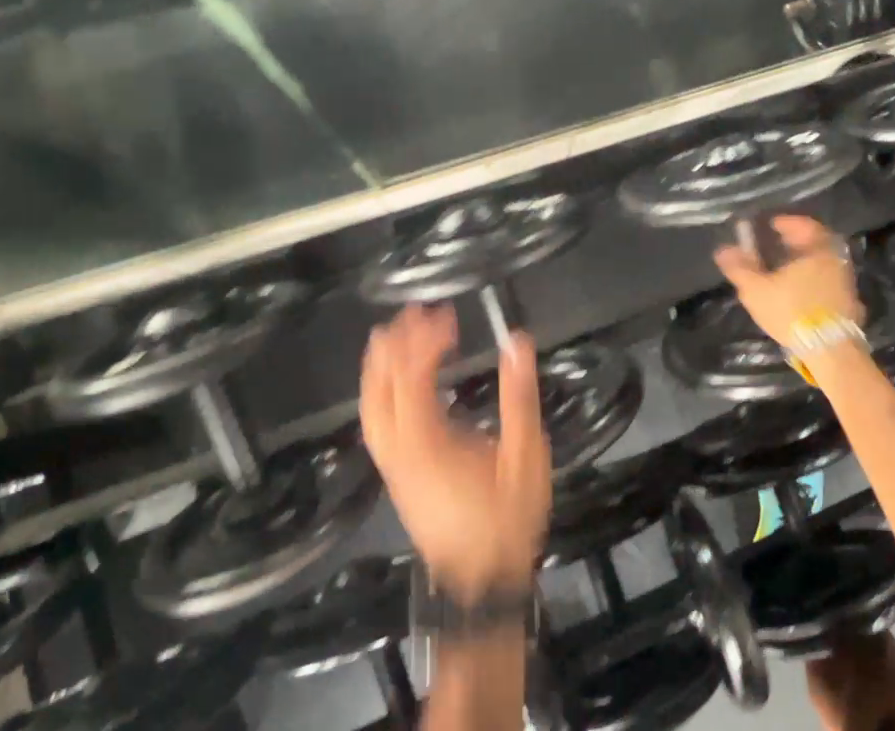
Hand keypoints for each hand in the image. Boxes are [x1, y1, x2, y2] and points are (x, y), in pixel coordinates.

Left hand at [360, 304, 551, 600]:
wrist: (480, 581)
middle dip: (392, 346)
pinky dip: (379, 392)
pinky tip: (396, 382)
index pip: (412, 379)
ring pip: (370, 408)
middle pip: (378, 390)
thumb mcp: (524, 456)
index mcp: (427, 443)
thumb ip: (519, 396)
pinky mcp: (396, 476)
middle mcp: (399, 451)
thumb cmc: (505, 519)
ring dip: (379, 368)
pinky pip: (376, 423)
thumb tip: (517, 343)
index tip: (447, 317)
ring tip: (395, 336)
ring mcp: (392, 466)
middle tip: (415, 313)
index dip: (423, 342)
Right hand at [714, 216, 864, 346]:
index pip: (805, 225)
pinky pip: (828, 283)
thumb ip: (740, 268)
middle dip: (794, 244)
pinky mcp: (849, 304)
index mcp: (819, 249)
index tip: (771, 225)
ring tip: (783, 272)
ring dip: (804, 264)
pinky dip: (813, 281)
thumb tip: (723, 250)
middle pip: (815, 244)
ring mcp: (846, 283)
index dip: (786, 222)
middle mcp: (837, 261)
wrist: (829, 350)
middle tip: (775, 247)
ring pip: (822, 265)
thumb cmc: (792, 311)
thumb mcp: (757, 290)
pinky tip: (799, 293)